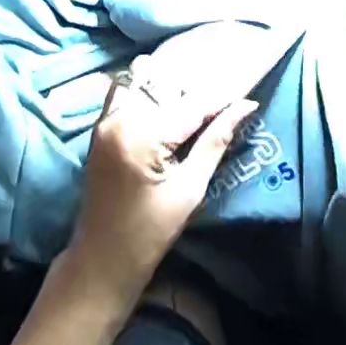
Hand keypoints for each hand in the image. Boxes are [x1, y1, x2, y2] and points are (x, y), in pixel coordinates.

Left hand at [11, 72, 255, 344]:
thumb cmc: (148, 234)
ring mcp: (105, 120)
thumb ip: (216, 141)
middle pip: (168, 83)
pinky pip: (127, 90)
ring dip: (172, 85)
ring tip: (196, 103)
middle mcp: (119, 118)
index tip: (247, 97)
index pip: (193, 103)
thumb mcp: (190, 190)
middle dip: (198, 89)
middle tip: (223, 102)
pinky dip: (149, 90)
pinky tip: (169, 104)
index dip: (223, 100)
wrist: (98, 265)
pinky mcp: (100, 127)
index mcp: (141, 135)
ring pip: (146, 79)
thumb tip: (247, 105)